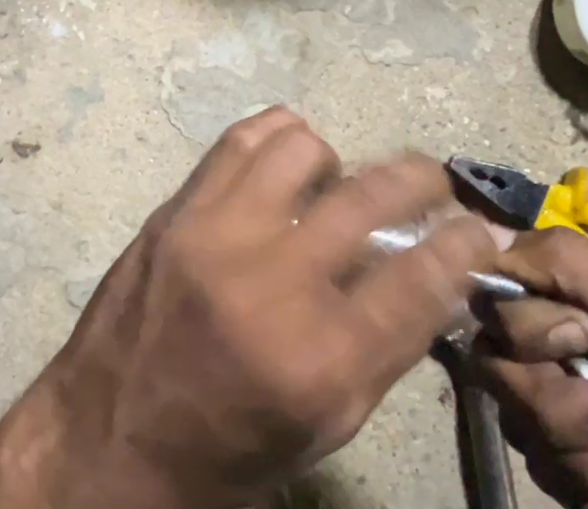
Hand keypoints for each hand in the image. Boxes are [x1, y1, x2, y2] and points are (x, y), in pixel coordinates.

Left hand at [0, 107, 497, 508]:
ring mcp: (217, 235)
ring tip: (333, 184)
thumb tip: (433, 275)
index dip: (464, 244)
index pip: (421, 278)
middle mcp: (272, 283)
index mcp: (321, 359)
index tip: (478, 227)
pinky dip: (277, 139)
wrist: (109, 438)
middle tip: (433, 180)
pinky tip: (286, 161)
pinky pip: (239, 140)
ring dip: (337, 161)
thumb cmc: (228, 448)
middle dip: (421, 178)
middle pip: (372, 196)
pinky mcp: (175, 212)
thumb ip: (385, 346)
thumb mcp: (326, 423)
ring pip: (302, 148)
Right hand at [476, 229, 587, 508]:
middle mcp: (574, 345)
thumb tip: (489, 244)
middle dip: (559, 404)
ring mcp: (582, 409)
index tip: (581, 340)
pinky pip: (554, 479)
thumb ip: (575, 265)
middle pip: (499, 364)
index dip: (525, 321)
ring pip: (522, 428)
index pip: (501, 289)